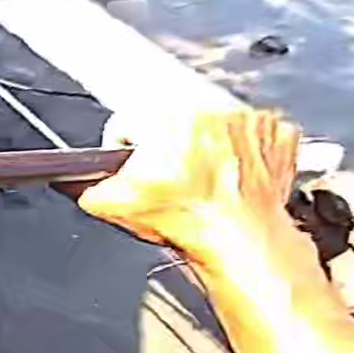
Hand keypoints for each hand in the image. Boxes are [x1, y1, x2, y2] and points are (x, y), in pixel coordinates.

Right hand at [73, 108, 353, 352]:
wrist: (239, 240)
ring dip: (198, 146)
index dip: (120, 148)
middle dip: (162, 146)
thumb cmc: (186, 222)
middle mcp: (213, 112)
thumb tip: (75, 181)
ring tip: (195, 178)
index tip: (129, 164)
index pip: (127, 120)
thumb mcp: (113, 206)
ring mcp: (250, 121)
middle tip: (164, 176)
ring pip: (208, 123)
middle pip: (169, 119)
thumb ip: (85, 188)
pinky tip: (223, 175)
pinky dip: (235, 150)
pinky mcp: (278, 133)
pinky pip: (246, 132)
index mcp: (168, 120)